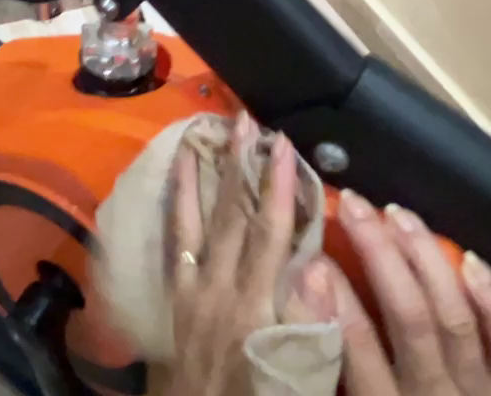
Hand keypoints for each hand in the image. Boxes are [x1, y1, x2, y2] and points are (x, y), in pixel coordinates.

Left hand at [159, 113, 322, 395]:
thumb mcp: (298, 375)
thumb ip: (309, 322)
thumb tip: (316, 264)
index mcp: (255, 306)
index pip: (270, 235)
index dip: (279, 188)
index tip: (283, 147)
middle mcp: (219, 287)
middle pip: (232, 216)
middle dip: (242, 166)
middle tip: (247, 120)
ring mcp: (192, 286)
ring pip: (199, 217)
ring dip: (204, 173)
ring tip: (204, 131)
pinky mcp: (174, 291)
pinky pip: (174, 238)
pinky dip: (176, 202)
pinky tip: (177, 173)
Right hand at [318, 190, 490, 395]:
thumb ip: (333, 389)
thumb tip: (297, 344)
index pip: (357, 348)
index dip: (333, 295)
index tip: (312, 252)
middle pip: (410, 317)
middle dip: (379, 254)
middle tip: (353, 205)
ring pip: (455, 318)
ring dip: (425, 259)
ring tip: (397, 213)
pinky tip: (470, 259)